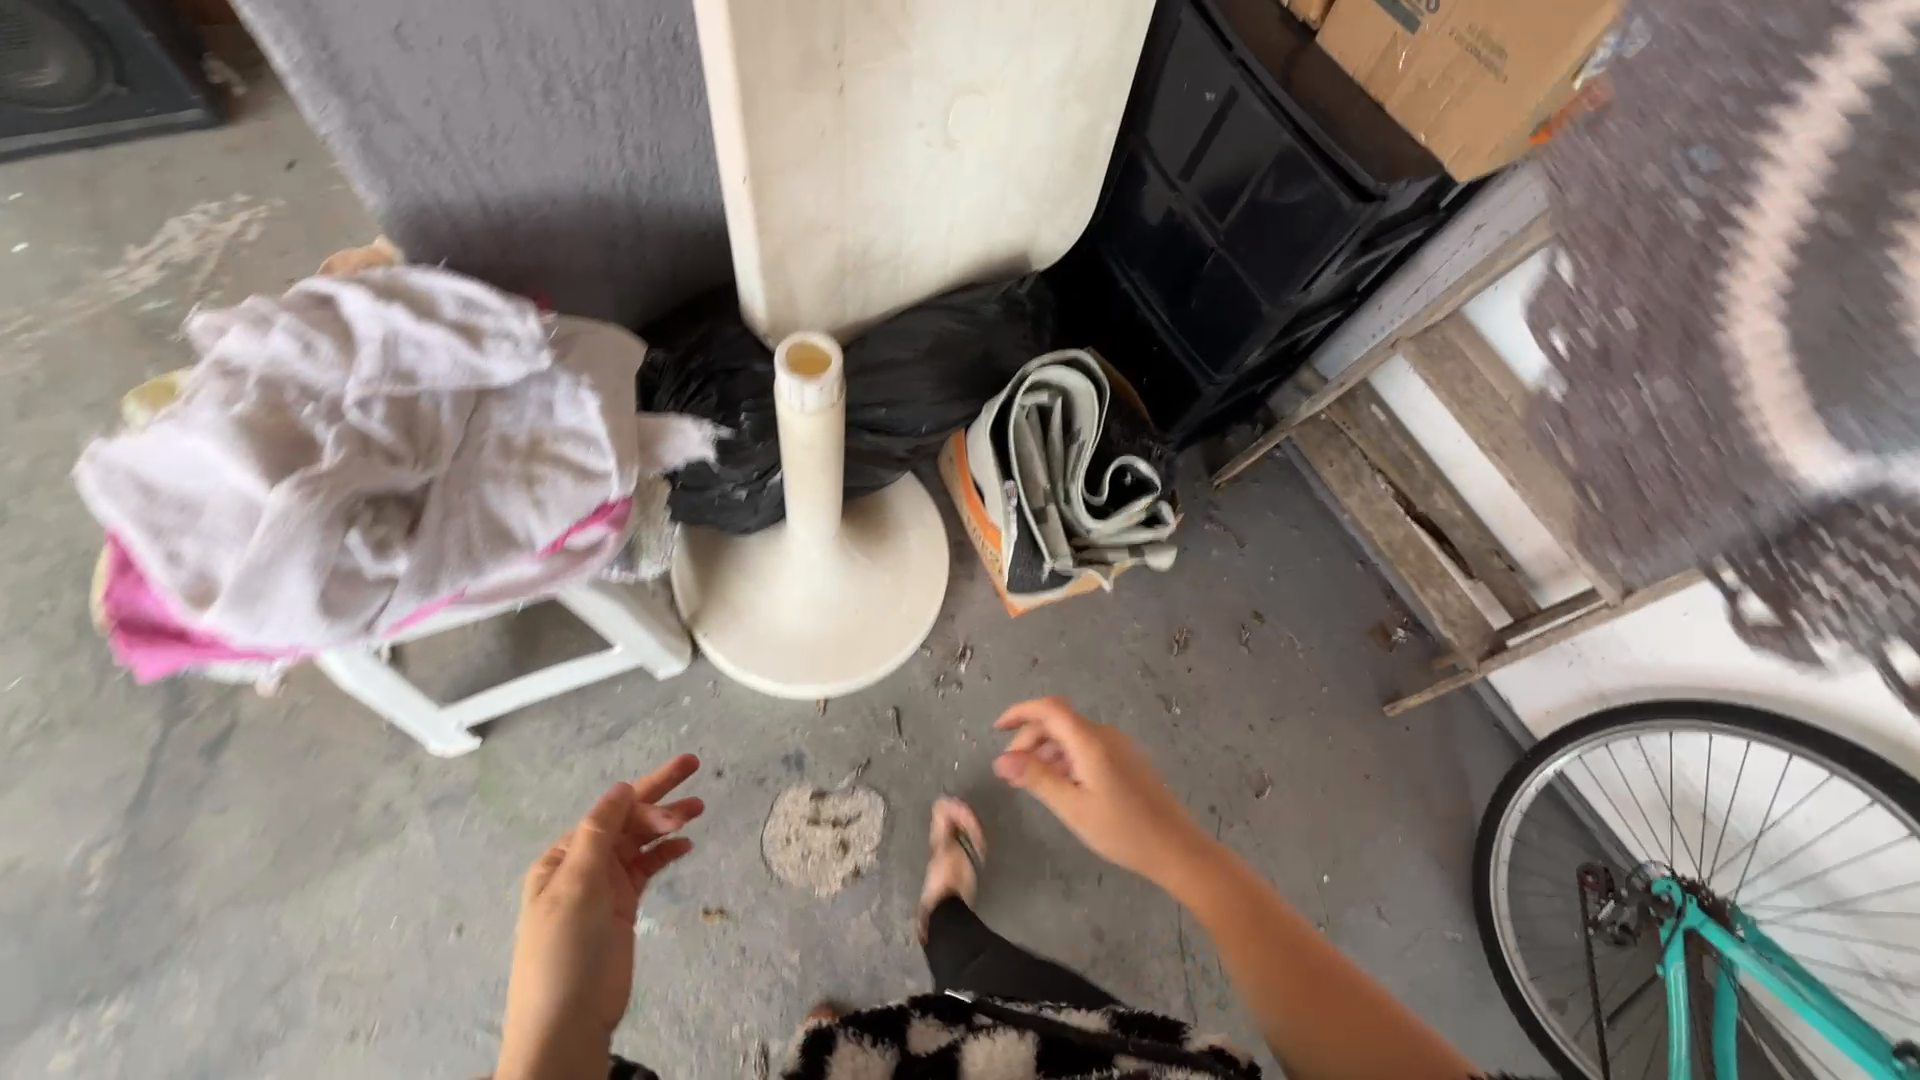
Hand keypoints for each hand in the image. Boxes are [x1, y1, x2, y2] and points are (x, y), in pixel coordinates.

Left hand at [497, 755, 702, 1079]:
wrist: (568, 1023)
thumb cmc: (565, 952)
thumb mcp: (576, 888)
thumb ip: (598, 835)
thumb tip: (621, 789)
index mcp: (562, 858)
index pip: (608, 813)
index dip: (643, 798)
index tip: (677, 801)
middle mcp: (583, 866)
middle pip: (626, 820)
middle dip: (658, 794)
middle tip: (693, 764)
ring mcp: (605, 887)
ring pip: (640, 841)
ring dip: (667, 822)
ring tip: (701, 806)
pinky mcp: (623, 906)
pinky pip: (647, 867)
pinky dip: (665, 853)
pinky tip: (686, 844)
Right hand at [992, 697, 1206, 883]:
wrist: (1176, 849)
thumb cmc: (1122, 830)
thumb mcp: (1072, 806)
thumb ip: (1036, 778)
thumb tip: (1001, 759)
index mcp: (1090, 741)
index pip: (1049, 709)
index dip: (1020, 712)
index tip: (997, 730)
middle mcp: (1105, 735)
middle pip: (1059, 722)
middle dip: (1030, 740)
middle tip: (1012, 772)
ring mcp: (1119, 747)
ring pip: (1072, 736)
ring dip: (1047, 752)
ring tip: (1031, 783)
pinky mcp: (1127, 761)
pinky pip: (1088, 748)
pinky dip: (1066, 759)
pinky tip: (1061, 786)